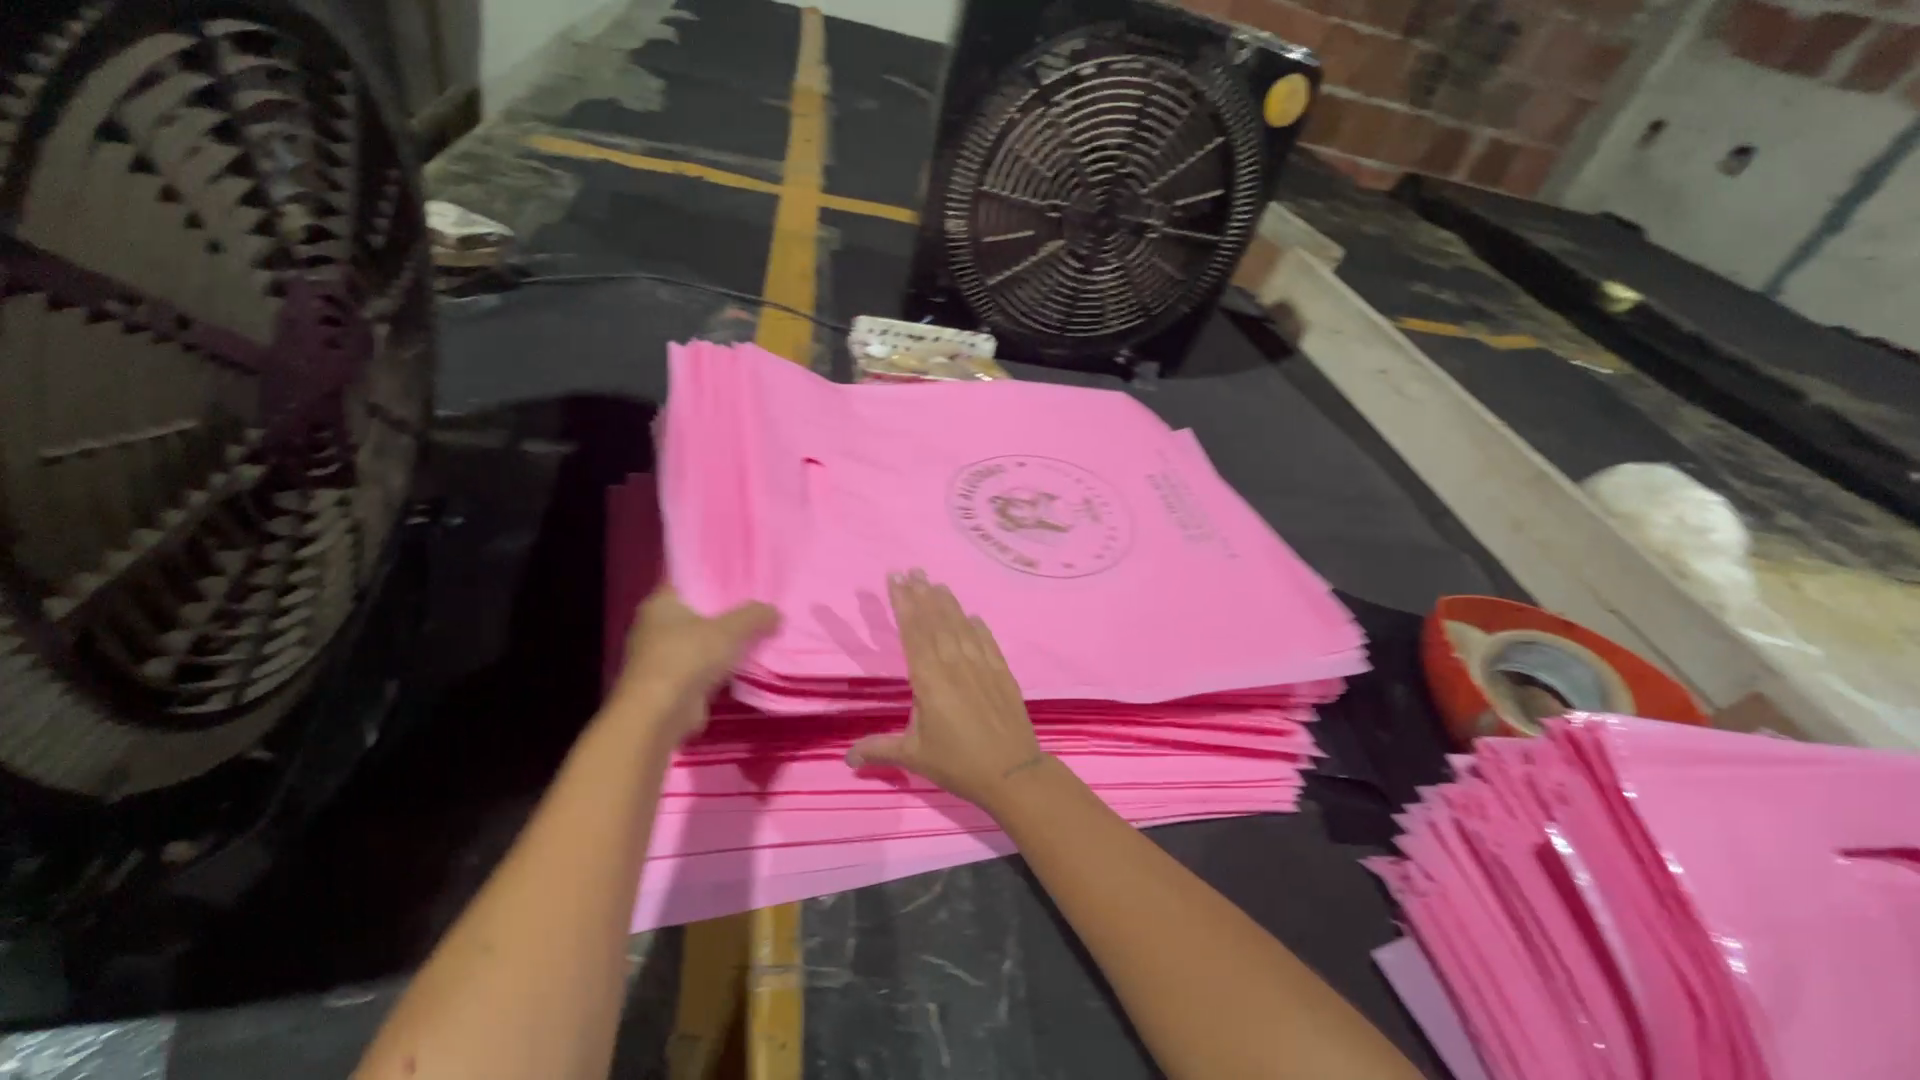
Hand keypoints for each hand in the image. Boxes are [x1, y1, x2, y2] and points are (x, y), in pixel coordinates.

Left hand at [609, 586, 779, 745]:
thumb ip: (754, 616)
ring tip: (758, 635)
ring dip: (722, 645)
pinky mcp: (670, 686)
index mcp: (660, 603)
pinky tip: (744, 666)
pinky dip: (719, 669)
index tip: (742, 578)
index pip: (688, 581)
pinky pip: (701, 669)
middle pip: (696, 613)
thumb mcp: (730, 630)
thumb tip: (775, 612)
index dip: (714, 578)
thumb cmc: (687, 658)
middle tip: (757, 606)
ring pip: (699, 643)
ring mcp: (660, 658)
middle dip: (724, 613)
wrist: (659, 715)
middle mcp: (654, 627)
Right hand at [846, 570, 1049, 810]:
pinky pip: (987, 643)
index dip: (903, 604)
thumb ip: (879, 750)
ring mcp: (982, 667)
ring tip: (936, 583)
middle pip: (937, 622)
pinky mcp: (1002, 675)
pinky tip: (973, 616)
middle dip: (922, 595)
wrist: (1012, 774)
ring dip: (948, 604)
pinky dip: (978, 627)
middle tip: (912, 570)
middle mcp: (955, 665)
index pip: (913, 633)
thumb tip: (846, 759)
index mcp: (930, 680)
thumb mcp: (913, 757)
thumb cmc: (958, 765)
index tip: (895, 579)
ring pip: (962, 627)